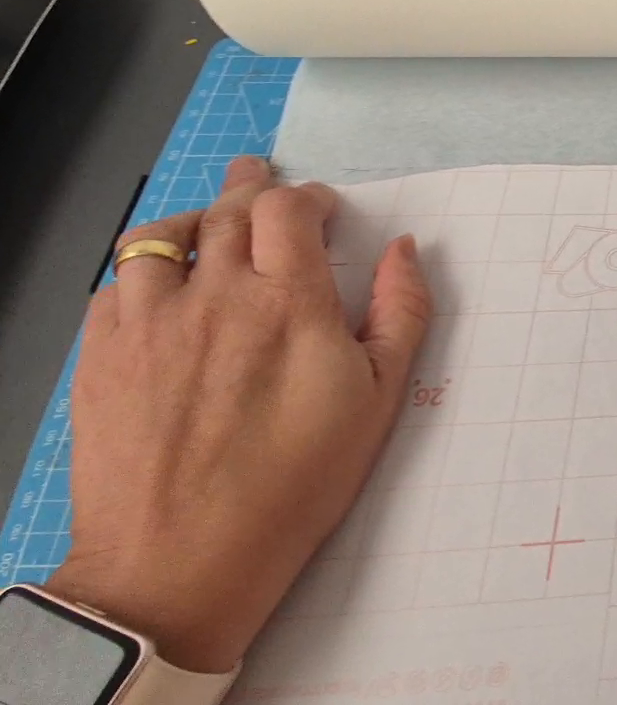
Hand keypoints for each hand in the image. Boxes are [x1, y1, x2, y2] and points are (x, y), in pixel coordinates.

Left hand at [45, 156, 431, 673]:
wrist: (186, 554)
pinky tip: (164, 283)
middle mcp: (212, 296)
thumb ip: (402, 308)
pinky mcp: (99, 356)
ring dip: (192, 218)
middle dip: (251, 188)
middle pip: (226, 211)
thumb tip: (404, 247)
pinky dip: (144, 267)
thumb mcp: (383, 391)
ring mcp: (145, 324)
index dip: (308, 197)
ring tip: (210, 222)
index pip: (287, 211)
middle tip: (262, 177)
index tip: (324, 210)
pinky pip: (114, 285)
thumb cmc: (304, 471)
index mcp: (287, 301)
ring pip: (158, 237)